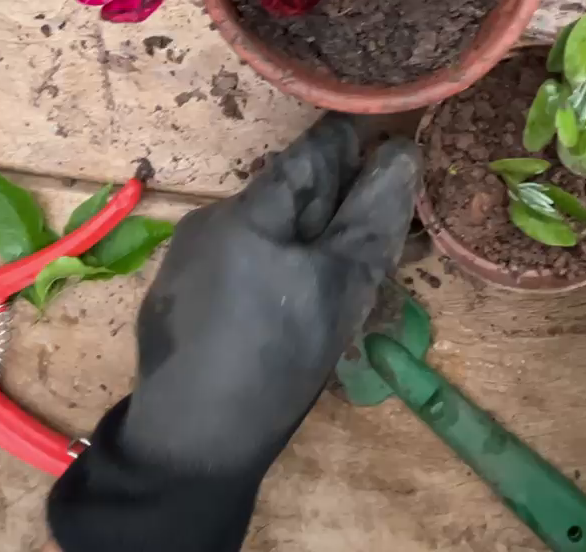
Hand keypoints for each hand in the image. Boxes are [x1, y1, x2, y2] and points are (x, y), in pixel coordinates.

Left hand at [122, 114, 419, 471]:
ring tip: (345, 257)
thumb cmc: (274, 361)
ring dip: (309, 230)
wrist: (189, 445)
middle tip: (382, 204)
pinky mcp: (183, 289)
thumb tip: (402, 152)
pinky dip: (277, 260)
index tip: (393, 139)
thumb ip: (371, 217)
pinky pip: (242, 257)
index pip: (312, 151)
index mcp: (250, 207)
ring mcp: (192, 254)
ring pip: (268, 225)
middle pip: (289, 188)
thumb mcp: (338, 289)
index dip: (355, 142)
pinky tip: (294, 294)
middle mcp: (215, 217)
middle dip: (337, 192)